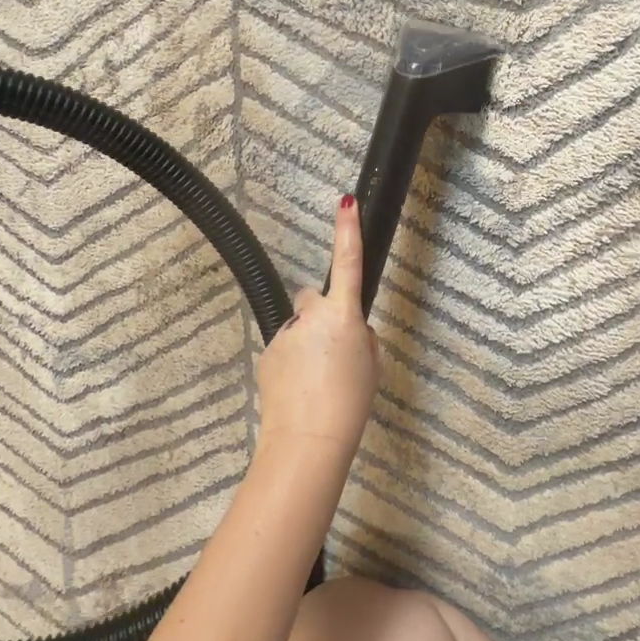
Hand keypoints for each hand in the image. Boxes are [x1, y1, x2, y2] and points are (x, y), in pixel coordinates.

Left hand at [256, 194, 380, 455]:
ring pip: (300, 327)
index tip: (346, 201)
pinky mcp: (266, 354)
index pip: (349, 264)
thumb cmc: (351, 404)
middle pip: (315, 298)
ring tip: (316, 382)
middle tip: (334, 349)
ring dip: (308, 343)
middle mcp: (310, 317)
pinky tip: (300, 390)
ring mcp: (284, 334)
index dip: (348, 230)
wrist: (308, 439)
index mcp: (344, 316)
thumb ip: (363, 339)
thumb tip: (350, 331)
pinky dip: (293, 363)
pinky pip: (285, 348)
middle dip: (323, 312)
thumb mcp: (373, 367)